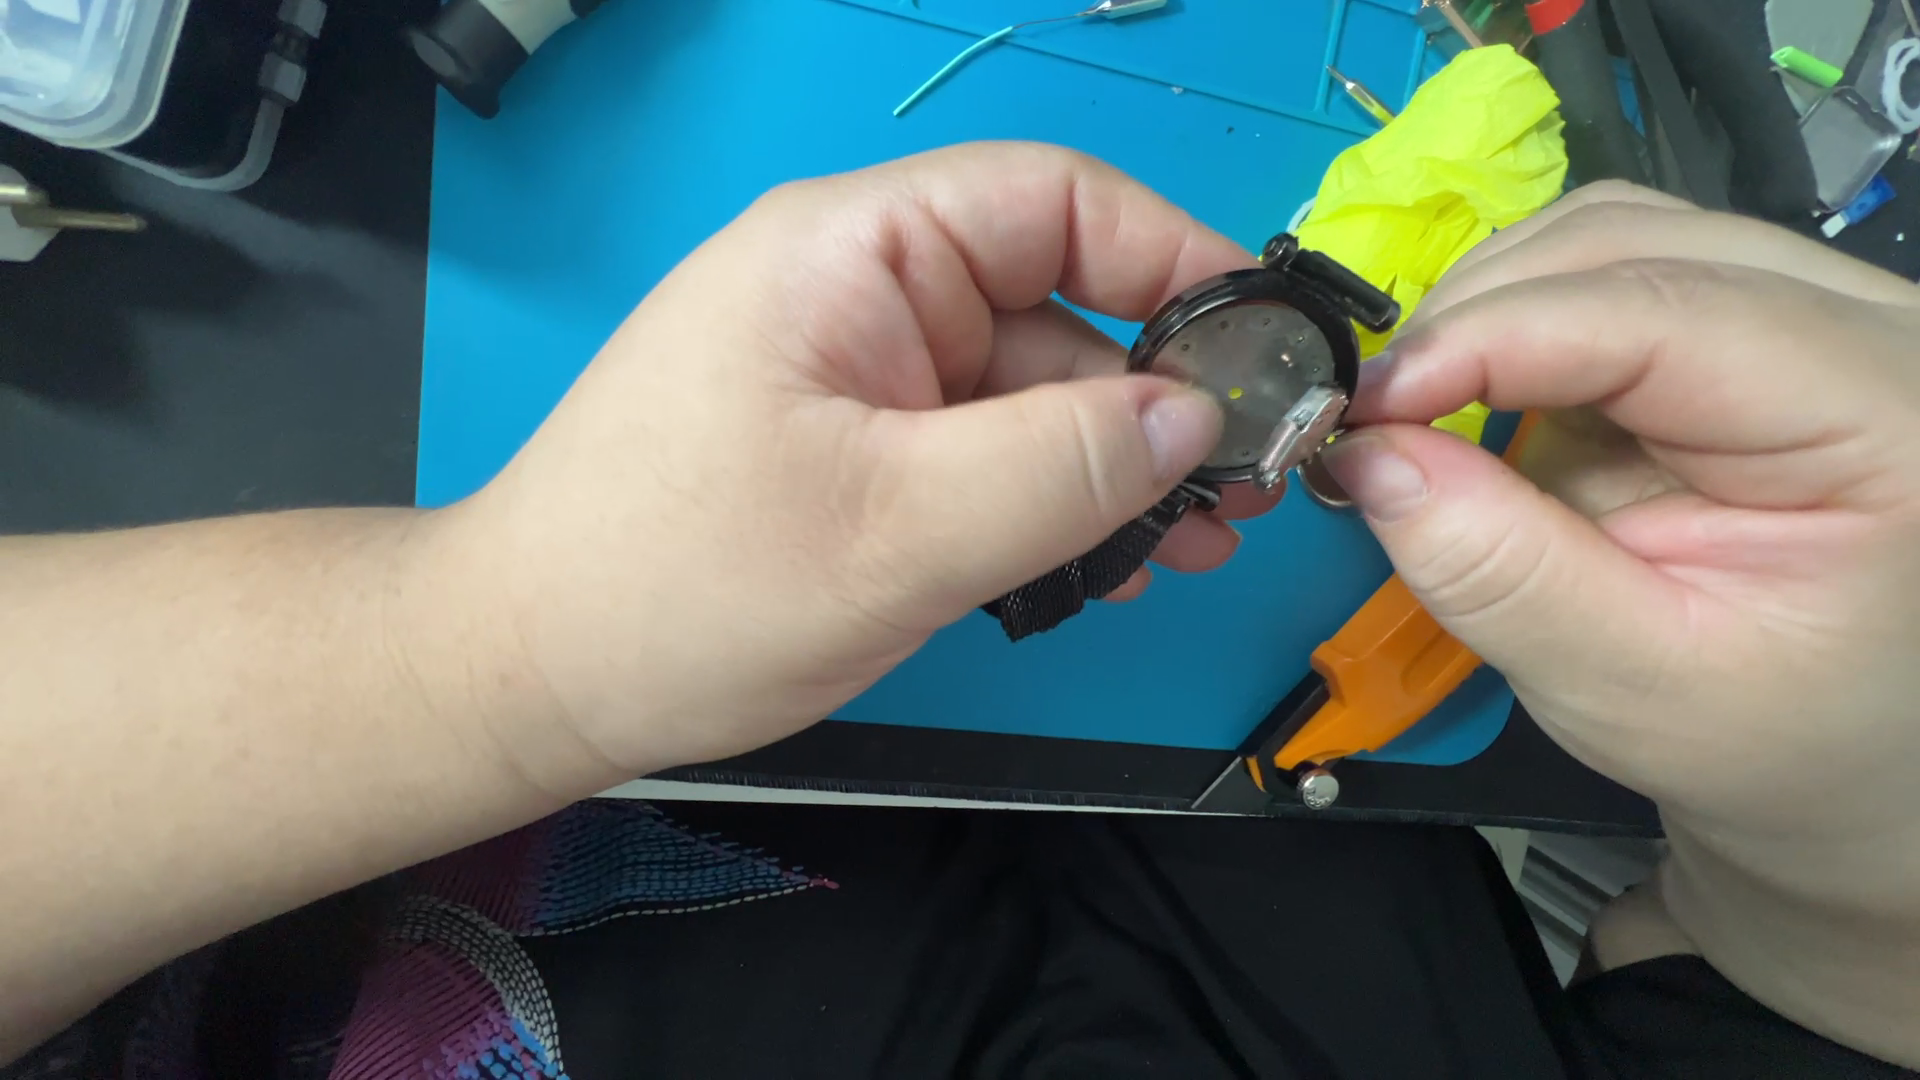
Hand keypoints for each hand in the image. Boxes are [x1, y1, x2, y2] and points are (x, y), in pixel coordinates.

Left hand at [428, 143, 1274, 783]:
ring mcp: (869, 390)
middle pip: (1052, 319)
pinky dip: (1052, 512)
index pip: (1050, 206)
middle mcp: (867, 304)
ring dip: (1112, 474)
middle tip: (1238, 493)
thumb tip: (1192, 419)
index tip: (1261, 344)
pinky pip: (987, 467)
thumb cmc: (689, 588)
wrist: (547, 675)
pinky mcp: (867, 464)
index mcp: (854, 257)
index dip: (1172, 261)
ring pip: (1027, 408)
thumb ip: (1056, 466)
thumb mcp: (894, 528)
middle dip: (1152, 404)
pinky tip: (1107, 567)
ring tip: (1191, 546)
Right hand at [1319, 182, 1919, 1060]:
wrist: (1904, 810)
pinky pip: (1574, 304)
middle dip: (1458, 317)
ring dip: (1470, 327)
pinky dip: (1487, 349)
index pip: (1636, 298)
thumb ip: (1484, 556)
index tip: (1349, 425)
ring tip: (1413, 430)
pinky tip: (1459, 427)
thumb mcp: (1633, 679)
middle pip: (1611, 234)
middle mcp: (1851, 329)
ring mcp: (1783, 335)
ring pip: (1586, 251)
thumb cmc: (1809, 769)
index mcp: (1890, 406)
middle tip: (1371, 427)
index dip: (1466, 342)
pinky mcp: (1718, 367)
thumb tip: (1356, 455)